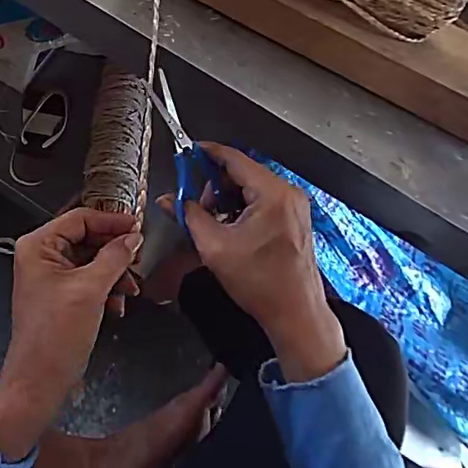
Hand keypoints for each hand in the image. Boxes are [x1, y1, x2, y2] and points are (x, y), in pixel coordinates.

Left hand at [0, 208, 141, 459]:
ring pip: (91, 259)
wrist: (39, 384)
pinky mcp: (60, 295)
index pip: (80, 218)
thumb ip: (115, 257)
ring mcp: (50, 276)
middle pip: (86, 237)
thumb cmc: (55, 336)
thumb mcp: (90, 290)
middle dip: (114, 250)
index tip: (137, 225)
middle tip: (138, 255)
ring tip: (131, 287)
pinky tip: (119, 304)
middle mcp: (41, 255)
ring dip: (114, 271)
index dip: (111, 221)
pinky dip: (106, 288)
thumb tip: (134, 238)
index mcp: (38, 245)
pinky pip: (88, 279)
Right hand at [180, 144, 344, 382]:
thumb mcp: (215, 247)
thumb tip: (172, 201)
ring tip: (211, 220)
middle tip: (193, 199)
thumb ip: (189, 216)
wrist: (295, 314)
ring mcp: (293, 206)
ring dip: (226, 197)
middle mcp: (288, 195)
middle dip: (213, 184)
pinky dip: (241, 206)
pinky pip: (261, 199)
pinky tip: (227, 226)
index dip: (207, 153)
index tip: (189, 152)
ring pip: (250, 186)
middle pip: (241, 171)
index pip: (234, 158)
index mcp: (273, 195)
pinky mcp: (293, 218)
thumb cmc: (266, 286)